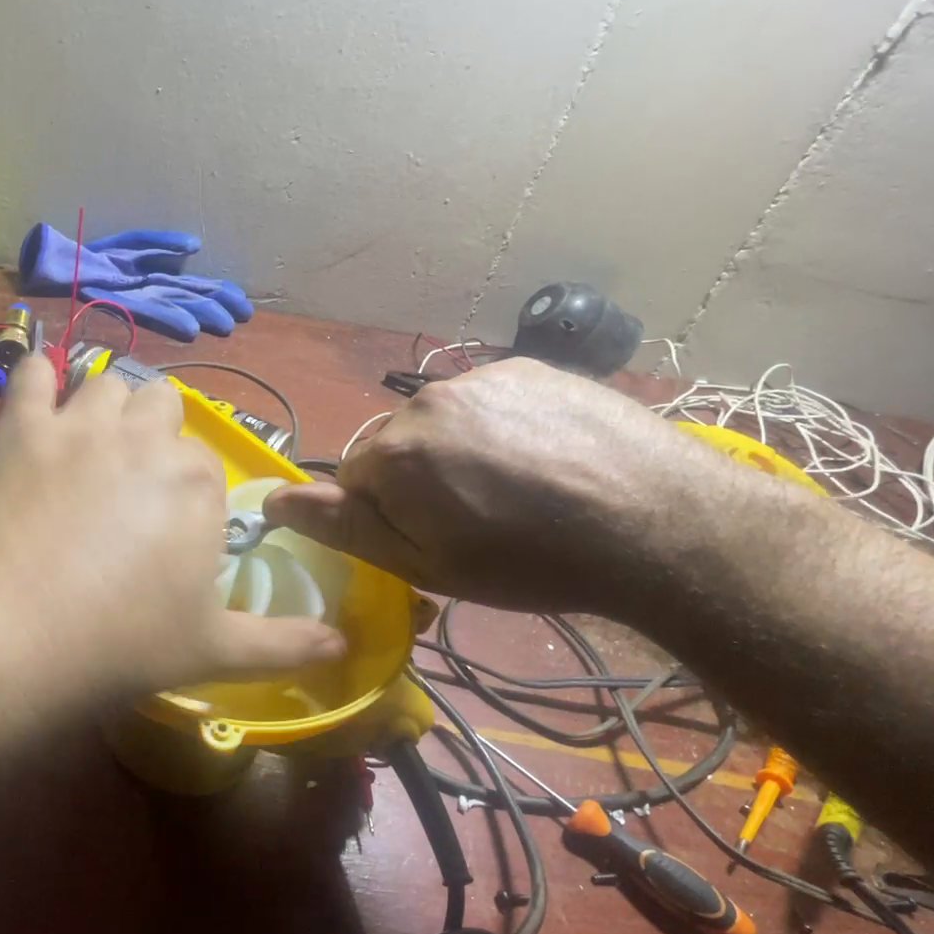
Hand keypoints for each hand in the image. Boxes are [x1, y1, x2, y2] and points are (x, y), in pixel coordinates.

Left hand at [0, 355, 343, 694]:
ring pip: (106, 384)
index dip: (190, 493)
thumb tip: (341, 648)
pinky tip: (38, 394)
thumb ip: (282, 644)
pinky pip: (31, 375)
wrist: (10, 632)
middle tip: (132, 485)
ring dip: (107, 406)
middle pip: (163, 406)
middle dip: (155, 434)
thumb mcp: (212, 651)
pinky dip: (37, 378)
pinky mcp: (19, 427)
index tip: (170, 532)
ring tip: (90, 445)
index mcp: (198, 483)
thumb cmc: (120, 642)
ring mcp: (79, 425)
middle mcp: (145, 438)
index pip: (206, 464)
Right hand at [263, 358, 738, 614]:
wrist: (660, 525)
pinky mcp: (530, 367)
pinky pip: (487, 399)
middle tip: (476, 519)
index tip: (434, 540)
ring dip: (457, 449)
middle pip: (393, 444)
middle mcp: (426, 401)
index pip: (353, 479)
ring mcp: (481, 377)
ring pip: (440, 420)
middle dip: (417, 478)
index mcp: (393, 452)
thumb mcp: (426, 565)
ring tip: (517, 488)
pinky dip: (498, 425)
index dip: (387, 515)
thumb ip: (346, 527)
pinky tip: (544, 456)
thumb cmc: (529, 563)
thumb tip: (273, 500)